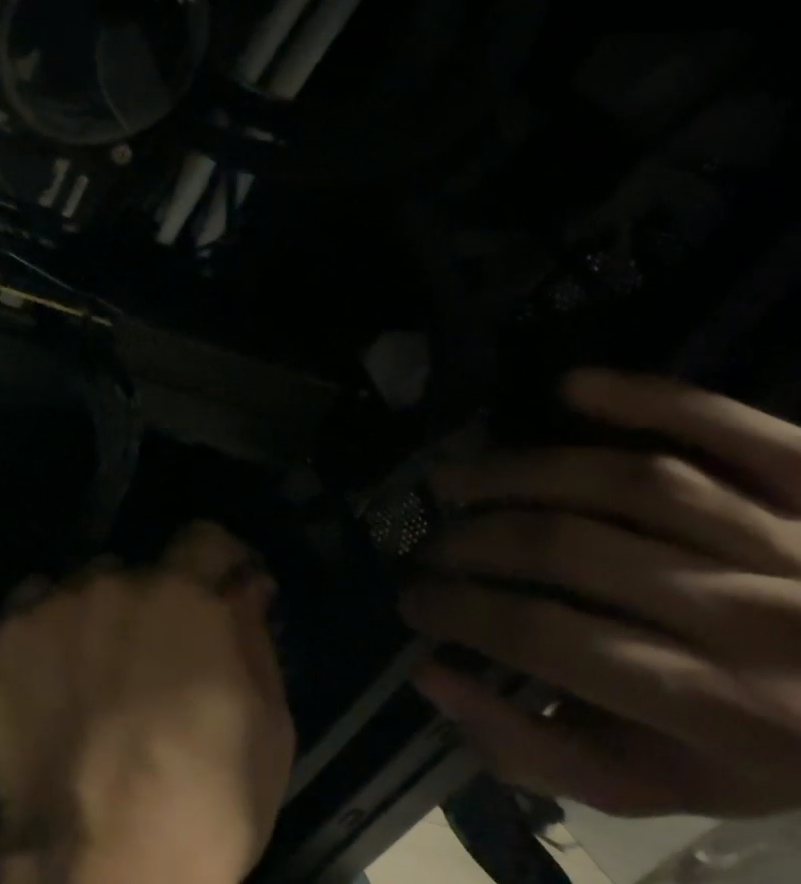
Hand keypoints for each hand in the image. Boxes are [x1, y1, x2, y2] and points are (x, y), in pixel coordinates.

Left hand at [0, 523, 294, 883]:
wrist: (98, 852)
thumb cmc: (205, 801)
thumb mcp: (267, 724)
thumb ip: (251, 637)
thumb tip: (242, 585)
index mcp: (183, 596)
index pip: (202, 536)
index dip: (217, 561)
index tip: (221, 589)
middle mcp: (111, 582)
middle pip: (138, 567)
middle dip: (155, 599)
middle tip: (156, 655)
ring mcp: (51, 604)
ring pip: (83, 584)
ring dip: (99, 611)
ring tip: (98, 670)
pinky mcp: (6, 633)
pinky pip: (34, 602)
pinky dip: (50, 624)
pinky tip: (55, 671)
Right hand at [404, 369, 800, 817]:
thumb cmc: (772, 754)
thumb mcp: (657, 786)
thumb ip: (536, 751)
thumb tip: (433, 675)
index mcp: (725, 710)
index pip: (545, 635)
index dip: (457, 608)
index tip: (411, 599)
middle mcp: (760, 620)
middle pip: (570, 548)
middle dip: (472, 542)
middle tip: (428, 546)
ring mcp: (797, 542)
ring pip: (630, 482)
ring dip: (520, 471)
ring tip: (454, 480)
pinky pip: (734, 428)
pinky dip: (650, 398)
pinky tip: (572, 388)